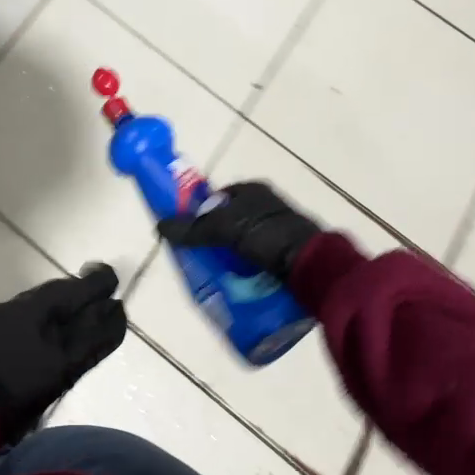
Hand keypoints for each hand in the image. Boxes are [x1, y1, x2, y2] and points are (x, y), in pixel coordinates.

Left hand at [0, 265, 127, 437]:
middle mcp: (12, 307)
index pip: (69, 288)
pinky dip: (40, 323)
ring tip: (75, 316)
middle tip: (98, 294)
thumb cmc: (15, 386)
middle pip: (50, 295)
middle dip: (75, 293)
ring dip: (57, 309)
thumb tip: (116, 311)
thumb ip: (91, 338)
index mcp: (32, 307)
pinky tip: (44, 337)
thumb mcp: (61, 366)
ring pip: (34, 307)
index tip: (112, 278)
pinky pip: (21, 322)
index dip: (92, 284)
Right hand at [156, 181, 319, 278]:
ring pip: (247, 243)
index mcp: (253, 190)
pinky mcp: (293, 252)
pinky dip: (252, 269)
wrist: (316, 266)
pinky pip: (263, 259)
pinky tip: (244, 284)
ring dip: (234, 258)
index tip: (190, 235)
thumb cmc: (267, 235)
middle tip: (204, 261)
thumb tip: (158, 226)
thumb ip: (193, 228)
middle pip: (231, 222)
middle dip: (217, 240)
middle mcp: (268, 205)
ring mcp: (282, 229)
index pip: (218, 198)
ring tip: (221, 278)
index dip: (201, 213)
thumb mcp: (224, 228)